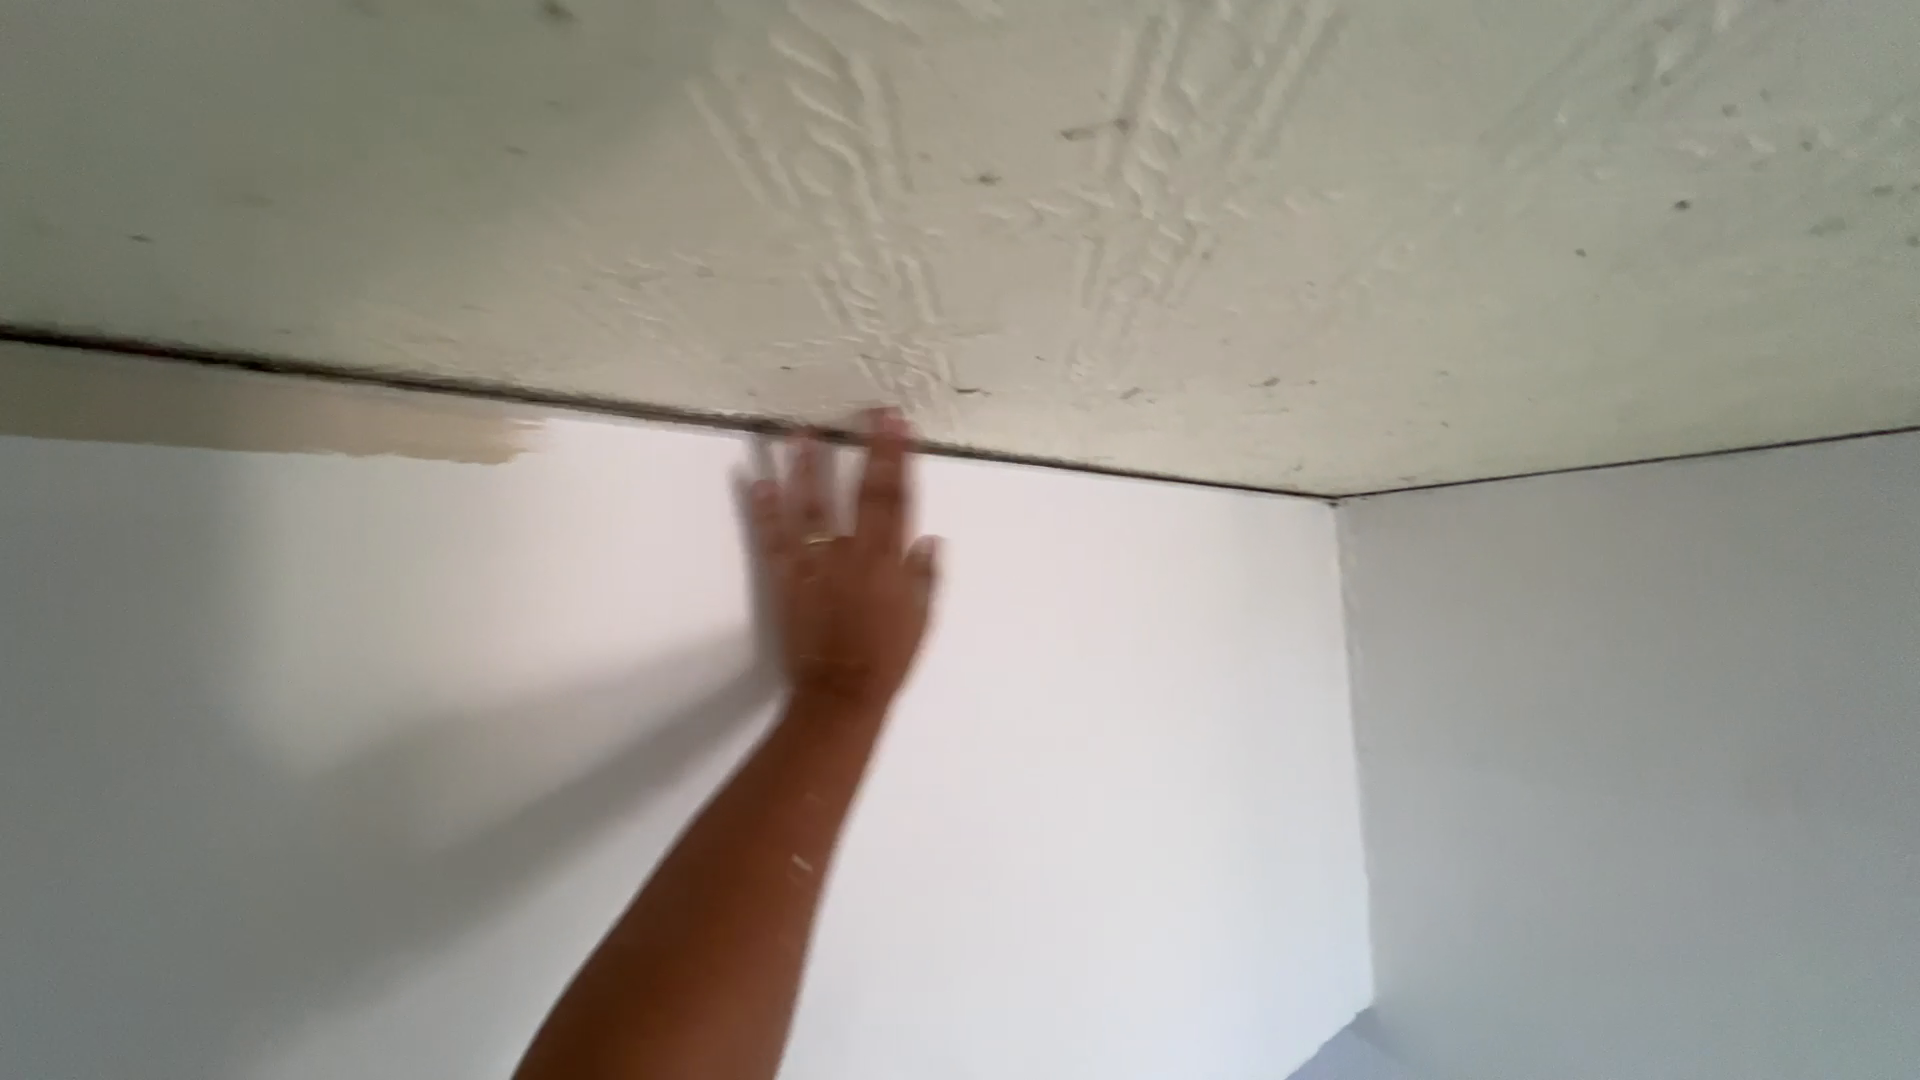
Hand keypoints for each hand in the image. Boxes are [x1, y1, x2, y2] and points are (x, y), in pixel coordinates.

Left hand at [749, 408, 939, 712]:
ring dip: (806, 468)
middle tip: (869, 410)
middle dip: (869, 448)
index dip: (900, 459)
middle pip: (863, 492)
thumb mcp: (921, 620)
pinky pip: (774, 541)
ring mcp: (817, 565)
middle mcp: (854, 554)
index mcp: (890, 562)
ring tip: (799, 432)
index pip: (898, 499)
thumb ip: (925, 577)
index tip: (899, 424)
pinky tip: (756, 482)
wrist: (841, 694)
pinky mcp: (786, 580)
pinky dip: (764, 511)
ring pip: (811, 508)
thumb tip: (929, 537)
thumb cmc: (888, 660)